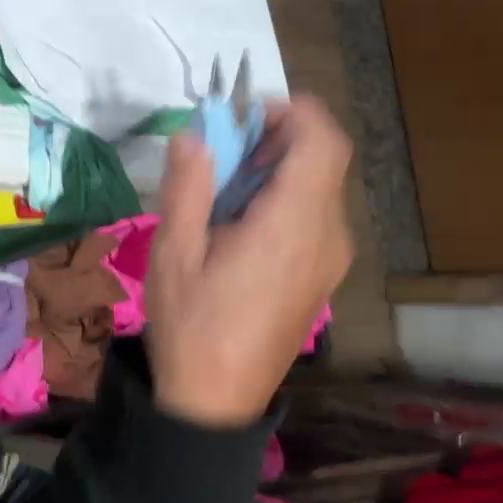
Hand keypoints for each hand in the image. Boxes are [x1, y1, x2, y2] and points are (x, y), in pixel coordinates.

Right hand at [146, 96, 354, 428]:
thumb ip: (188, 189)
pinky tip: (229, 217)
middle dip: (272, 136)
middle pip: (322, 160)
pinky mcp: (319, 270)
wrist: (218, 393)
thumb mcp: (174, 252)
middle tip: (213, 144)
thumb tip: (193, 133)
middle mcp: (326, 233)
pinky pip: (309, 213)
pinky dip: (276, 195)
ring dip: (271, 166)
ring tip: (212, 181)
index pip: (322, 142)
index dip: (291, 111)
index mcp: (292, 224)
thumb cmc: (190, 320)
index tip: (238, 109)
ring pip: (315, 186)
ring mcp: (329, 254)